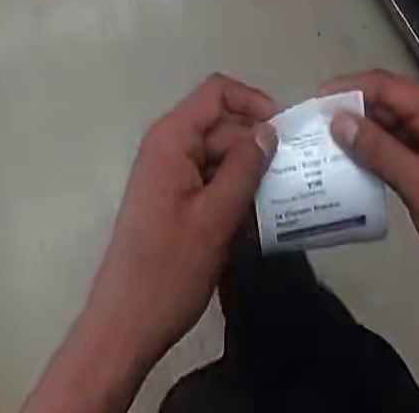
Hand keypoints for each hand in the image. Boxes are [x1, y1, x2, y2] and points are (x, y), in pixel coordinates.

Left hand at [89, 73, 278, 351]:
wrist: (124, 327)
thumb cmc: (167, 270)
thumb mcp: (215, 218)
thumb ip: (244, 168)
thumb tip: (269, 131)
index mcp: (171, 139)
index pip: (217, 92)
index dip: (253, 101)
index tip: (284, 130)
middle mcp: (168, 146)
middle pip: (222, 123)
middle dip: (256, 142)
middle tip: (294, 171)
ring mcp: (170, 172)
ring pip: (220, 152)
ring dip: (249, 169)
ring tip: (282, 194)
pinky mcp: (174, 197)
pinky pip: (211, 176)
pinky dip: (235, 188)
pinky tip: (258, 214)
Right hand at [321, 69, 418, 317]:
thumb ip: (378, 149)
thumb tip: (337, 119)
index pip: (386, 85)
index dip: (349, 88)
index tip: (314, 102)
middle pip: (384, 100)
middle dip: (349, 107)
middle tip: (311, 121)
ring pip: (384, 124)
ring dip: (355, 130)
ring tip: (318, 139)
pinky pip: (388, 148)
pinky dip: (366, 151)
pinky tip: (341, 162)